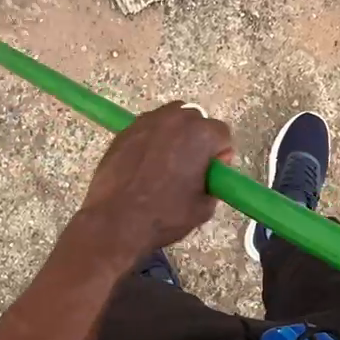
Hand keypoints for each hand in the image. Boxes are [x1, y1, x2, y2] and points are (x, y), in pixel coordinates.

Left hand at [74, 102, 231, 262]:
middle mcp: (176, 119)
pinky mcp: (125, 130)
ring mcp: (147, 121)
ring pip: (171, 120)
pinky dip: (152, 141)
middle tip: (190, 168)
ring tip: (166, 164)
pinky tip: (145, 165)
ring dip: (175, 136)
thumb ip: (213, 184)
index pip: (222, 134)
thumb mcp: (203, 208)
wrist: (116, 220)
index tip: (211, 172)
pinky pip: (148, 129)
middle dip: (198, 140)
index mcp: (201, 135)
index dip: (220, 155)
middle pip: (197, 120)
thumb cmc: (164, 215)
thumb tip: (208, 177)